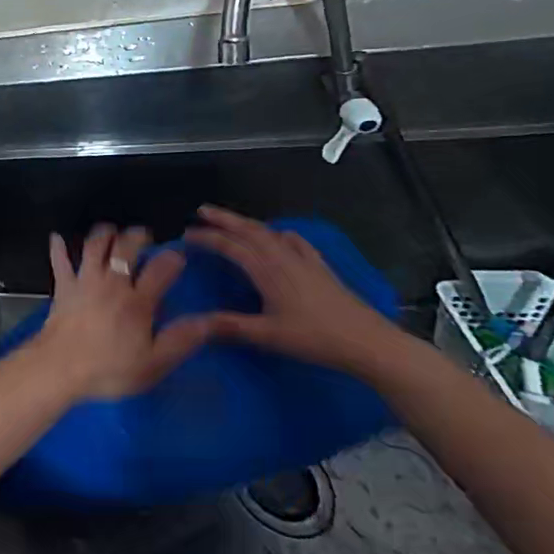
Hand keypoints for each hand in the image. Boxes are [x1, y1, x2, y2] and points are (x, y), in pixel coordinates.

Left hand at [33, 224, 208, 399]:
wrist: (59, 368)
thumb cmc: (109, 369)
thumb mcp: (154, 363)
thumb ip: (181, 339)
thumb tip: (210, 320)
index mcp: (137, 302)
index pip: (160, 270)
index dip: (172, 258)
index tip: (178, 255)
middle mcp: (111, 283)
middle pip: (125, 249)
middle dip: (136, 236)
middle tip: (143, 234)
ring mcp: (84, 282)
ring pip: (94, 247)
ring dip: (103, 234)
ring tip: (111, 230)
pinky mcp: (62, 287)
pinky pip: (60, 261)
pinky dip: (58, 247)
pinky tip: (56, 237)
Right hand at [186, 206, 403, 375]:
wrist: (367, 341)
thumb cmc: (315, 338)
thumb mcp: (268, 335)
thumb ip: (231, 326)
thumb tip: (195, 322)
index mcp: (267, 270)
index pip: (230, 246)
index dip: (207, 238)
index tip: (186, 236)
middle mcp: (283, 257)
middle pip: (249, 230)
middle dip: (224, 218)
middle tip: (202, 211)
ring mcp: (304, 260)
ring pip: (269, 232)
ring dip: (247, 223)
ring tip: (231, 222)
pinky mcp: (319, 267)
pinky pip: (293, 240)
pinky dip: (277, 233)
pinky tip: (279, 236)